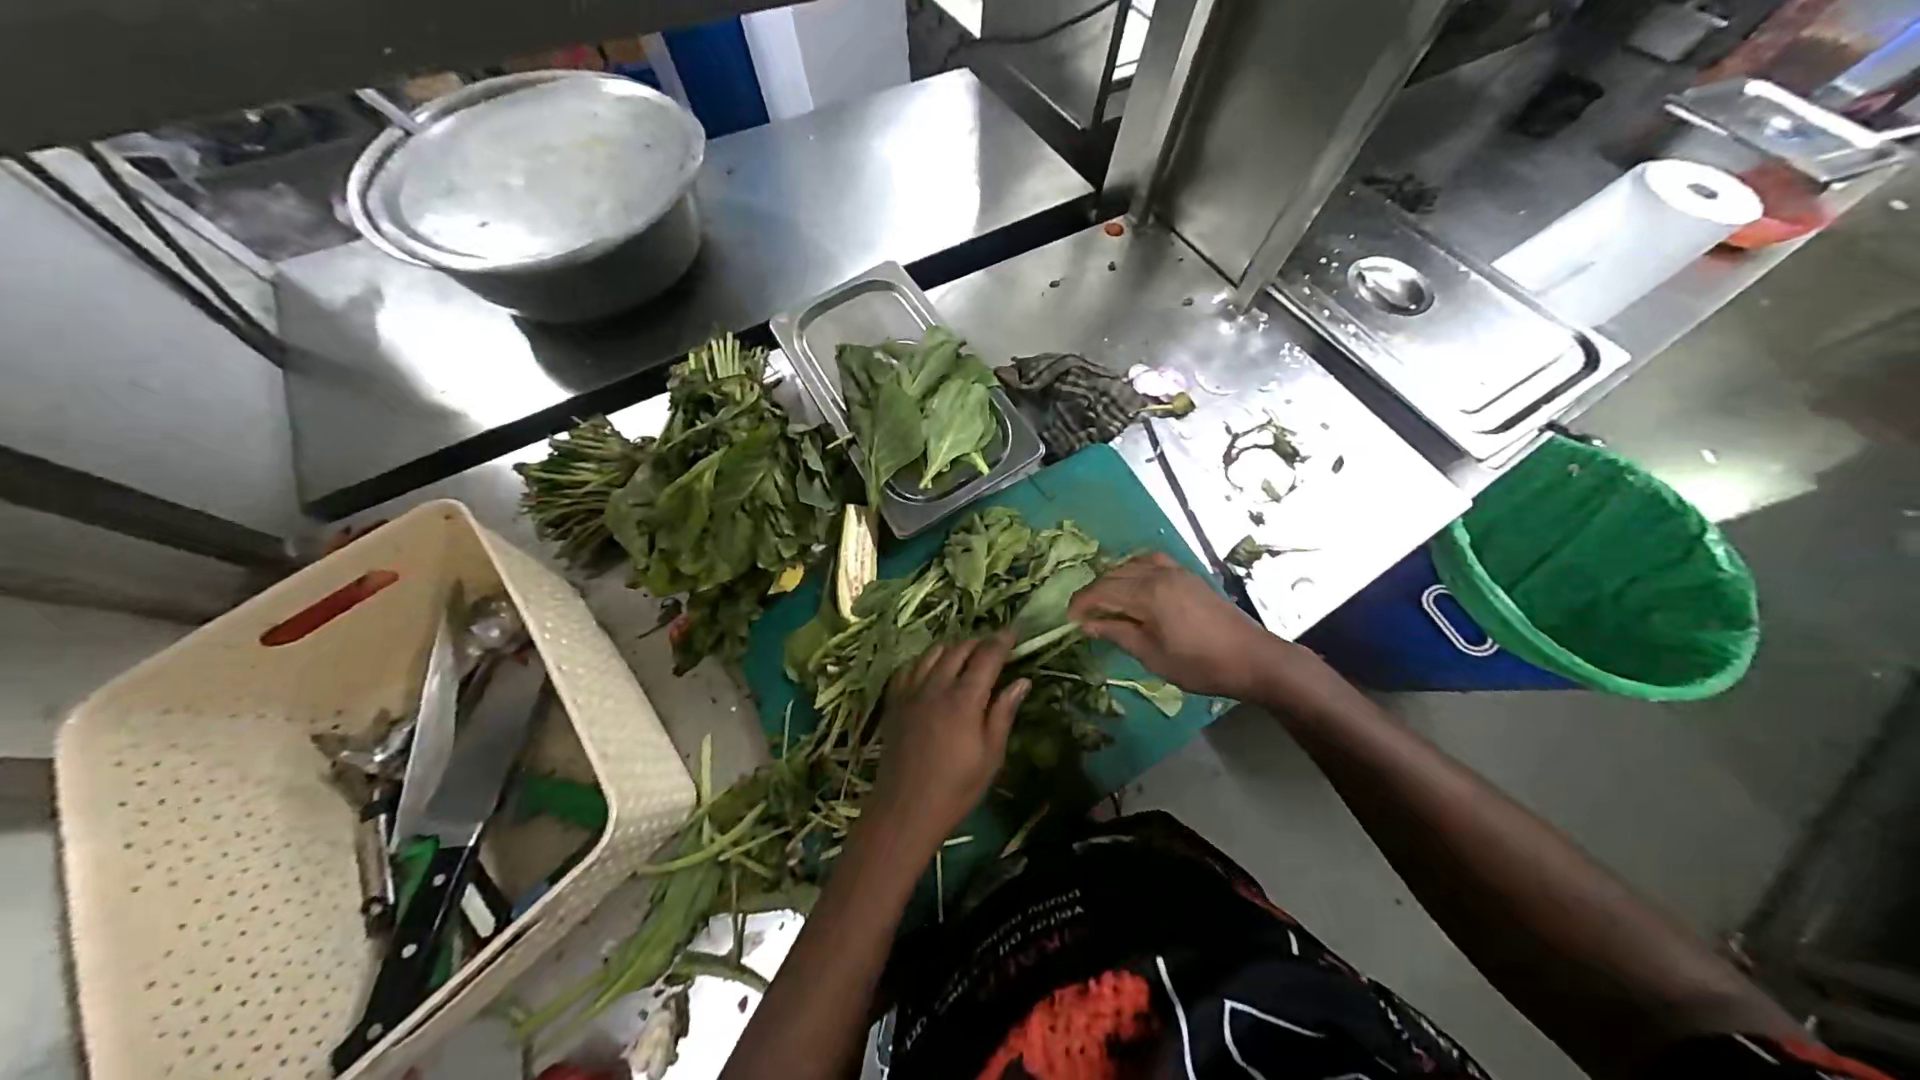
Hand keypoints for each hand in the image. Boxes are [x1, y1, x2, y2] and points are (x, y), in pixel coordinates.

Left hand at [869, 633, 1029, 844]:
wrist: (906, 807)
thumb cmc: (957, 787)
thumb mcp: (991, 754)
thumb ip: (1004, 712)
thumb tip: (1022, 680)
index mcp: (964, 699)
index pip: (987, 656)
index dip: (1002, 640)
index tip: (1014, 632)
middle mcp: (935, 686)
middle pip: (959, 648)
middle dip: (979, 641)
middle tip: (994, 646)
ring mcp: (910, 691)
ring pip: (932, 653)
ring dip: (953, 646)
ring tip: (966, 653)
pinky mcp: (894, 701)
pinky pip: (910, 667)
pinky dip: (925, 660)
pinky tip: (933, 668)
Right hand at [1068, 553, 1316, 700]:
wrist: (1253, 658)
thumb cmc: (1200, 664)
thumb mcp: (1152, 656)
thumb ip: (1118, 634)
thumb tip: (1088, 625)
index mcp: (1147, 593)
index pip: (1101, 592)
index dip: (1080, 604)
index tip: (1068, 620)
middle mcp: (1158, 573)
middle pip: (1113, 575)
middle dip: (1093, 593)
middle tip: (1082, 615)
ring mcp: (1176, 571)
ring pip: (1131, 564)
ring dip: (1112, 579)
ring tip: (1104, 601)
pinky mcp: (1188, 575)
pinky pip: (1151, 562)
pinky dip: (1133, 570)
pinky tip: (1133, 586)